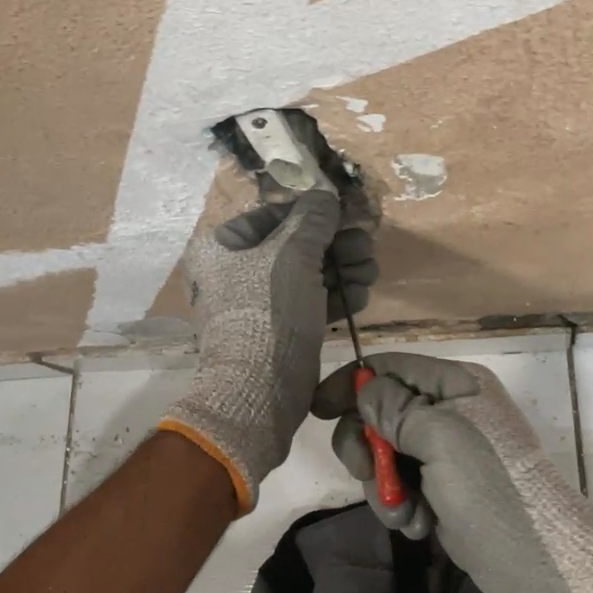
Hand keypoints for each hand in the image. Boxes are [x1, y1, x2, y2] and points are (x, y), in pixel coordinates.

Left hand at [158, 191, 377, 512]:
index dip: (312, 213)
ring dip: (341, 270)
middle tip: (367, 246)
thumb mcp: (292, 255)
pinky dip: (334, 298)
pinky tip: (361, 296)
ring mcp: (255, 307)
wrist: (258, 394)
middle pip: (293, 246)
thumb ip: (312, 220)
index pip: (272, 216)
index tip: (346, 216)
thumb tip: (324, 197)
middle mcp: (233, 274)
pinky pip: (308, 306)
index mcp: (221, 248)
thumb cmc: (267, 314)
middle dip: (335, 245)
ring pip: (304, 276)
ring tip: (370, 272)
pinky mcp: (276, 334)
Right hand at [312, 352, 592, 592]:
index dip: (351, 384)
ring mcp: (444, 452)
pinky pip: (398, 486)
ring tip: (406, 515)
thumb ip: (393, 407)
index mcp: (455, 385)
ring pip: (383, 456)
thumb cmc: (490, 487)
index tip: (318, 410)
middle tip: (367, 474)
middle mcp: (448, 411)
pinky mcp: (441, 488)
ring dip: (385, 488)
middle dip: (368, 449)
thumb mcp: (439, 437)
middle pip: (378, 414)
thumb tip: (363, 389)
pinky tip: (419, 525)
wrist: (537, 560)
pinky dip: (401, 506)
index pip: (389, 368)